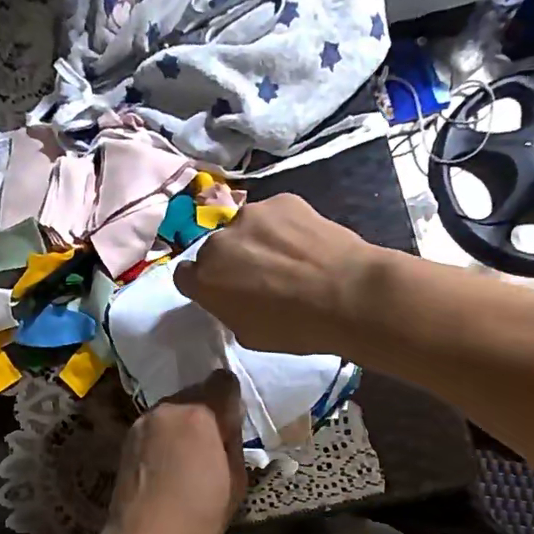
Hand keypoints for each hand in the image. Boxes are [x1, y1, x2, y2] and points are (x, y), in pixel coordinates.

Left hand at [93, 371, 247, 533]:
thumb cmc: (197, 517)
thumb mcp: (235, 481)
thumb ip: (233, 440)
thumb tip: (228, 421)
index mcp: (199, 415)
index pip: (223, 381)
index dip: (232, 399)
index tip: (234, 424)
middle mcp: (168, 408)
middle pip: (197, 392)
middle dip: (209, 410)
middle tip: (214, 443)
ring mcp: (143, 420)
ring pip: (175, 407)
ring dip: (186, 421)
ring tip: (190, 455)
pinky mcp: (127, 435)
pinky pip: (157, 423)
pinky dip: (167, 433)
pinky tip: (168, 462)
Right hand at [173, 193, 379, 354]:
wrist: (350, 295)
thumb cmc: (295, 327)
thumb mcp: (246, 334)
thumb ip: (228, 308)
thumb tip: (234, 296)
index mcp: (203, 280)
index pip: (184, 274)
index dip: (202, 282)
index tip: (221, 290)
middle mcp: (217, 243)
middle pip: (214, 250)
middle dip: (230, 261)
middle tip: (260, 276)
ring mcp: (250, 216)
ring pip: (244, 229)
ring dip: (256, 241)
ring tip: (288, 258)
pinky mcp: (282, 200)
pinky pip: (273, 215)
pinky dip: (283, 226)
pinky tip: (306, 244)